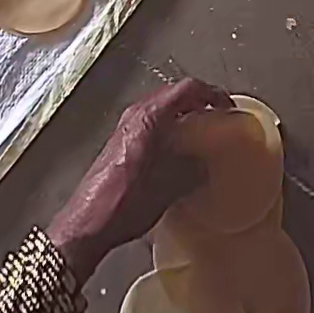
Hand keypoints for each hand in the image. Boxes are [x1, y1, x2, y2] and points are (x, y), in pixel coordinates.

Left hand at [47, 79, 231, 280]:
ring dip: (184, 113)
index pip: (187, 88)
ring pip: (163, 107)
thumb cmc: (124, 202)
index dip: (212, 93)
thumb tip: (207, 165)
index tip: (227, 107)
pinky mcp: (122, 141)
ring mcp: (127, 126)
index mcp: (149, 117)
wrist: (86, 224)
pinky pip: (153, 121)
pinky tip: (179, 148)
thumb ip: (192, 171)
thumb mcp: (167, 188)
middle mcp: (136, 114)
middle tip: (218, 116)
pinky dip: (171, 125)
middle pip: (174, 93)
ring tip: (203, 131)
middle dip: (200, 101)